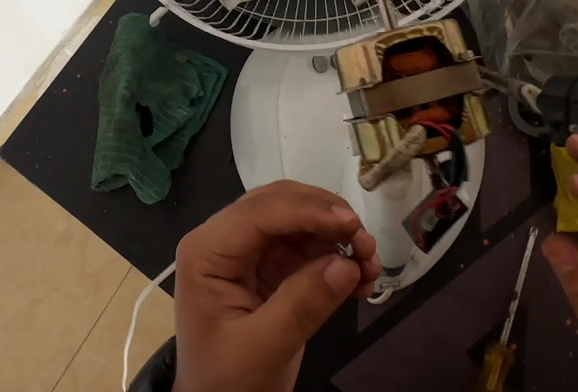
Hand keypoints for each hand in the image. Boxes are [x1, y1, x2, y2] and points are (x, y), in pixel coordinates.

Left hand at [173, 180, 382, 391]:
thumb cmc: (225, 384)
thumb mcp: (259, 350)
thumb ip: (300, 306)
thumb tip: (346, 264)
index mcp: (207, 250)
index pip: (259, 212)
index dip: (307, 210)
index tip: (351, 223)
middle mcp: (225, 239)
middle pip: (282, 205)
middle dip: (327, 218)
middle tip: (367, 245)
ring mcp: (250, 251)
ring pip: (300, 221)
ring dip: (338, 236)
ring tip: (370, 265)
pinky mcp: (272, 267)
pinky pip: (309, 247)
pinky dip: (337, 256)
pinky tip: (361, 279)